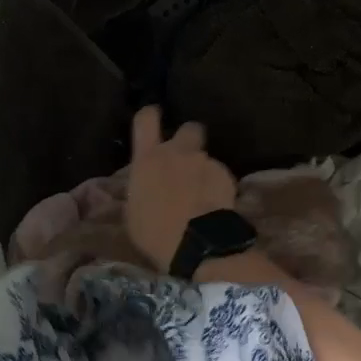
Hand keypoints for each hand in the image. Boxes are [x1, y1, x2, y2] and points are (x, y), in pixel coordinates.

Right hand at [125, 107, 236, 270]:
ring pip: (206, 158)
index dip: (150, 115)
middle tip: (186, 160)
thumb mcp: (134, 210)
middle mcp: (178, 152)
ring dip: (203, 171)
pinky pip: (220, 176)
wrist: (196, 245)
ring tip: (202, 197)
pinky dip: (218, 187)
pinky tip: (215, 207)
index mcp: (148, 159)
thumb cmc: (154, 232)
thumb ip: (142, 187)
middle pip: (189, 128)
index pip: (146, 119)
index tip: (153, 118)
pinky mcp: (226, 176)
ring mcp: (205, 162)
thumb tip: (146, 182)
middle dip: (189, 139)